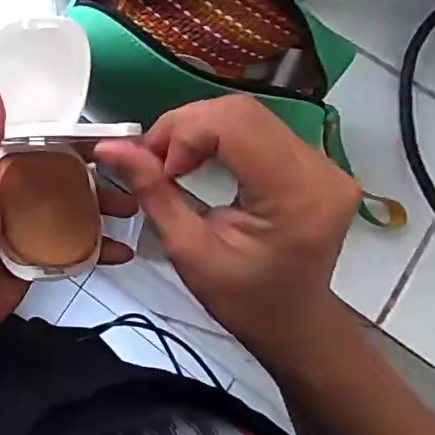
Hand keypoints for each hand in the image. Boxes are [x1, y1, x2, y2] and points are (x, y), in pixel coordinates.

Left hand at [0, 81, 136, 359]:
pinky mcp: (43, 259)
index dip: (78, 143)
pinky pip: (77, 249)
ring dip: (106, 213)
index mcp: (3, 173)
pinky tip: (124, 253)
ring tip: (136, 213)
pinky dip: (100, 250)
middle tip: (136, 180)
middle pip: (69, 182)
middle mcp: (21, 197)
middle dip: (101, 180)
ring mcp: (34, 229)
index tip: (115, 138)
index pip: (47, 149)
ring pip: (78, 214)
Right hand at [94, 95, 359, 349]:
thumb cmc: (244, 301)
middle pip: (239, 112)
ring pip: (245, 113)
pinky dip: (214, 135)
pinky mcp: (313, 161)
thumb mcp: (187, 250)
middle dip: (184, 127)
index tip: (156, 168)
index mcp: (295, 197)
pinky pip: (255, 126)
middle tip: (152, 160)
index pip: (234, 125)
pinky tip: (195, 159)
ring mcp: (322, 163)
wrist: (293, 322)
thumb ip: (152, 192)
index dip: (183, 134)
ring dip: (196, 129)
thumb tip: (112, 148)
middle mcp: (319, 171)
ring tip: (170, 162)